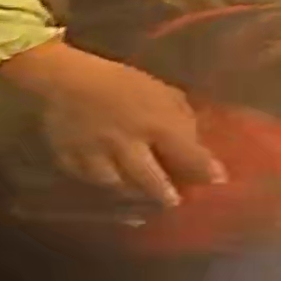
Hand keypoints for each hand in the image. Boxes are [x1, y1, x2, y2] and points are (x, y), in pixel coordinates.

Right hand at [0, 40, 224, 206]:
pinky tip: (101, 180)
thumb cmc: (123, 82)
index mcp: (158, 125)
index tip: (215, 180)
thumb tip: (190, 143)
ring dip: (127, 189)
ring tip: (135, 192)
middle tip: (171, 201)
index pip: (190, 157)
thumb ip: (179, 120)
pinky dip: (93, 179)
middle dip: (163, 192)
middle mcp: (126, 144)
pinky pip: (80, 173)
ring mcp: (92, 151)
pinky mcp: (66, 152)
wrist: (68, 79)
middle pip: (148, 178)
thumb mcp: (164, 94)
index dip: (205, 171)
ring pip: (111, 181)